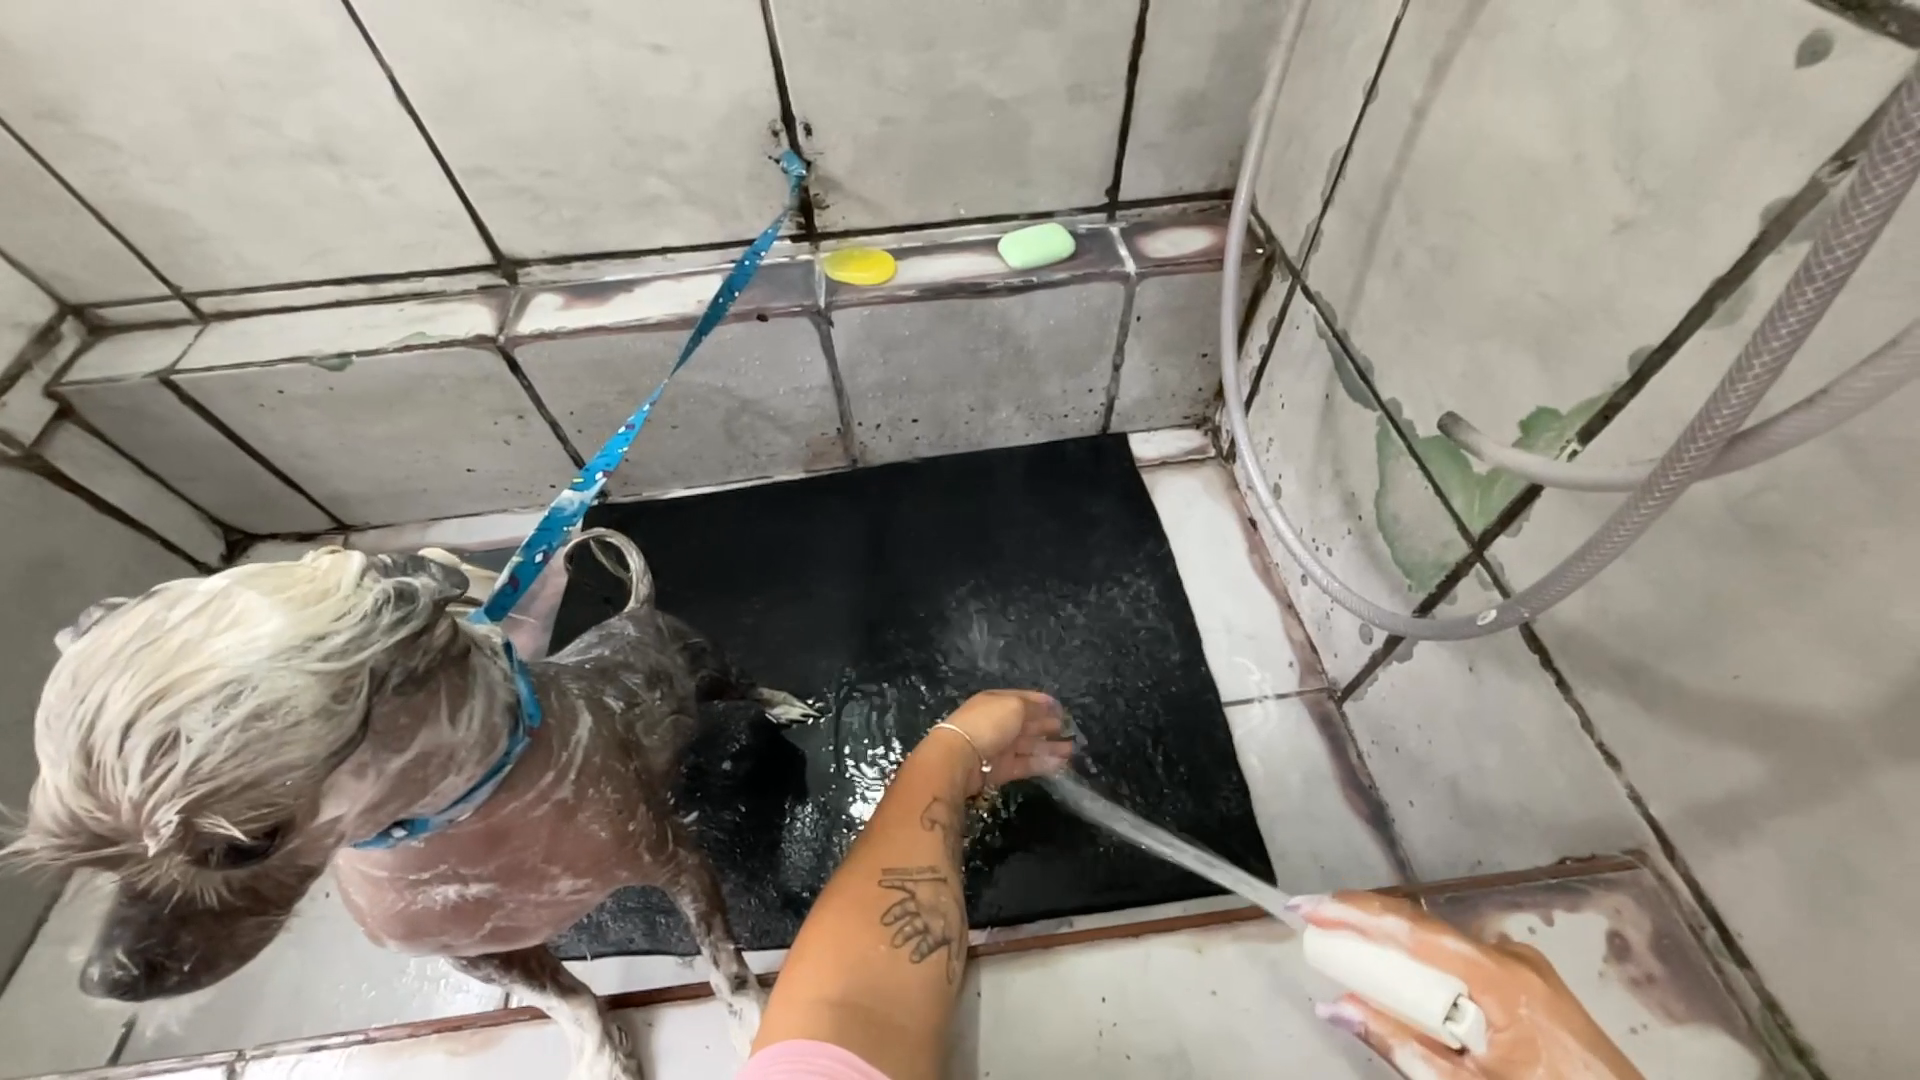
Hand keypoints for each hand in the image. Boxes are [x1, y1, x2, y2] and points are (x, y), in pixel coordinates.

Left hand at [936, 689, 1073, 791]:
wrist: (959, 758)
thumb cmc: (988, 723)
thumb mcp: (1014, 706)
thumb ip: (1033, 707)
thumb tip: (1049, 706)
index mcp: (997, 702)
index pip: (1023, 700)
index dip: (1042, 703)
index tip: (1061, 708)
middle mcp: (997, 723)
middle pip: (1026, 723)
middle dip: (1047, 725)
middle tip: (1069, 730)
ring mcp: (998, 747)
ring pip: (1028, 745)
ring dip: (1049, 747)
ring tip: (1071, 750)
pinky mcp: (1000, 769)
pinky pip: (1024, 763)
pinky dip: (1042, 763)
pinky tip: (1060, 763)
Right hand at [1292, 891, 1643, 1079]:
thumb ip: (1400, 1045)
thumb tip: (1334, 1007)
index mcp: (1501, 981)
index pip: (1412, 930)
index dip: (1352, 913)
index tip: (1305, 906)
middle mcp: (1512, 958)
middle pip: (1421, 929)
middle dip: (1363, 925)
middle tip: (1314, 927)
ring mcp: (1525, 966)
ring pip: (1439, 943)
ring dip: (1391, 946)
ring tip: (1347, 952)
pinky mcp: (1531, 982)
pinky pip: (1460, 960)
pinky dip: (1422, 965)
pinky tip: (1401, 980)